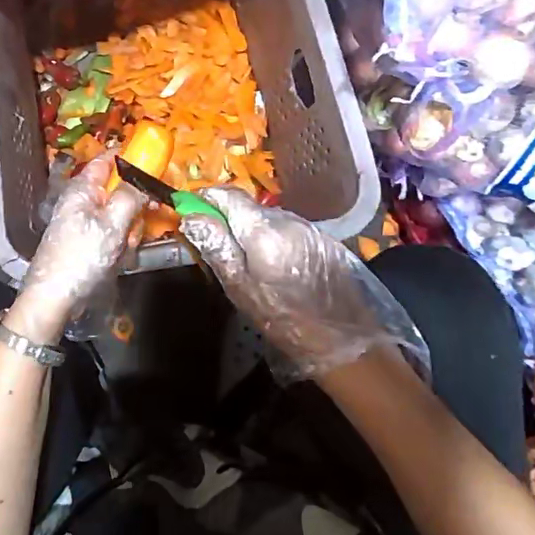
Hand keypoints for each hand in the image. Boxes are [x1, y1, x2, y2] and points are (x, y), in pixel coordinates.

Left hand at [12, 155, 145, 341]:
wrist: (55, 297)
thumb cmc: (81, 256)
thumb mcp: (112, 224)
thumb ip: (131, 196)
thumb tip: (144, 178)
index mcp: (83, 189)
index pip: (107, 160)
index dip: (129, 158)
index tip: (154, 163)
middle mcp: (83, 201)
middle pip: (120, 191)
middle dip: (134, 207)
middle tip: (140, 221)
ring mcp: (85, 223)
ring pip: (121, 216)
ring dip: (128, 231)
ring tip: (121, 249)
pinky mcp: (88, 243)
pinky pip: (114, 236)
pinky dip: (119, 246)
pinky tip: (116, 259)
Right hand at [180, 187, 429, 381]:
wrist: (345, 340)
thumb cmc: (283, 317)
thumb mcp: (239, 287)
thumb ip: (216, 246)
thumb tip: (191, 216)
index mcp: (263, 228)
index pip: (227, 194)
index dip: (205, 198)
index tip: (190, 210)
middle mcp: (286, 218)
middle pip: (247, 205)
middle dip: (226, 217)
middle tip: (213, 243)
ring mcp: (307, 226)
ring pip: (266, 216)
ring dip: (248, 228)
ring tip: (242, 258)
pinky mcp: (321, 238)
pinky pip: (285, 228)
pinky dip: (270, 237)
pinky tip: (271, 264)